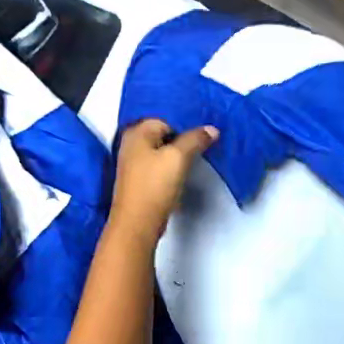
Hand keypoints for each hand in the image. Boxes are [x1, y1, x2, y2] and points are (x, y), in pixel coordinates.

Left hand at [109, 119, 216, 239]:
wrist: (138, 223)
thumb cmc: (155, 186)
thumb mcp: (179, 157)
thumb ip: (196, 139)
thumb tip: (212, 129)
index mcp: (137, 132)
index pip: (166, 119)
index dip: (185, 127)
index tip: (202, 138)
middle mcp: (131, 144)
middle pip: (163, 135)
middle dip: (182, 140)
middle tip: (201, 147)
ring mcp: (133, 164)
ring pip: (161, 152)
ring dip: (177, 157)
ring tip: (193, 161)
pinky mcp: (139, 182)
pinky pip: (158, 168)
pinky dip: (169, 170)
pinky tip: (180, 177)